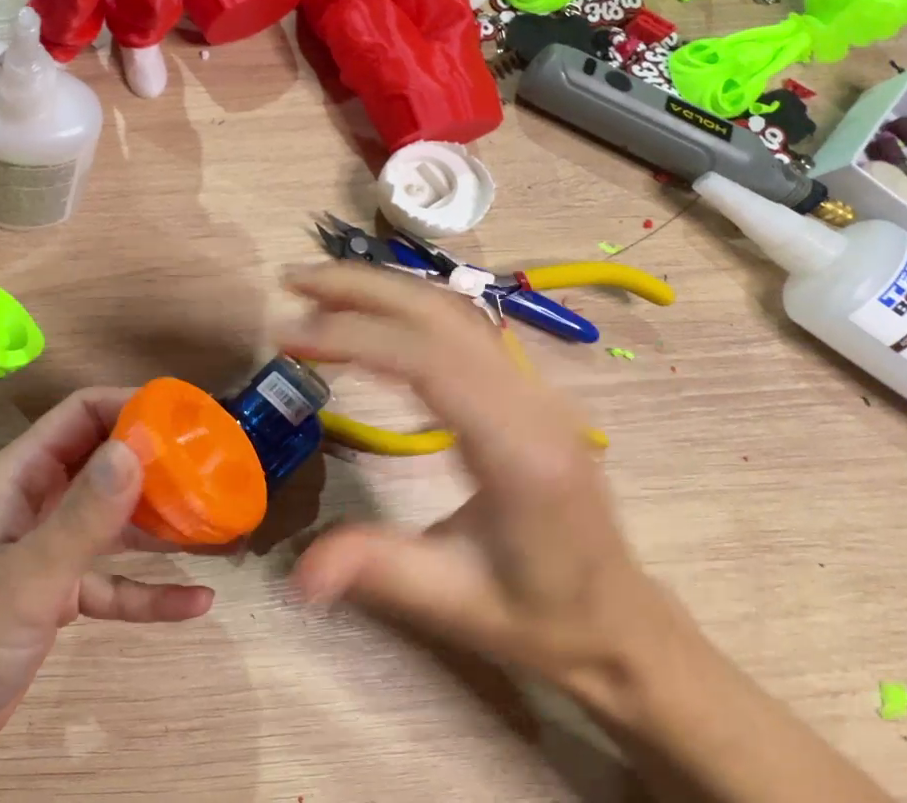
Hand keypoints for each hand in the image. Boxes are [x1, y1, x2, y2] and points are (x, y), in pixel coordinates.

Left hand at [0, 388, 214, 758]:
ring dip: (161, 525)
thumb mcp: (29, 575)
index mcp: (18, 477)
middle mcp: (34, 502)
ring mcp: (46, 549)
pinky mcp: (56, 594)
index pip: (79, 415)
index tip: (189, 421)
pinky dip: (149, 590)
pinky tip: (197, 602)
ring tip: (218, 527)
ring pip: (113, 522)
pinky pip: (112, 582)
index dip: (131, 407)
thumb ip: (83, 515)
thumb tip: (137, 448)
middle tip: (217, 471)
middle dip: (156, 463)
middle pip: (102, 464)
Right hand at [277, 263, 685, 715]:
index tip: (287, 337)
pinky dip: (403, 307)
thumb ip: (373, 569)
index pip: (430, 362)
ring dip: (381, 289)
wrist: (618, 623)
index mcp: (518, 452)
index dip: (354, 336)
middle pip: (444, 314)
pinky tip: (364, 314)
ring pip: (455, 310)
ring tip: (314, 289)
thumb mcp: (450, 602)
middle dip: (361, 288)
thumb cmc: (535, 614)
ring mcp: (536, 391)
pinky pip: (461, 327)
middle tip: (291, 282)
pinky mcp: (526, 391)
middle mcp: (534, 405)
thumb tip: (298, 573)